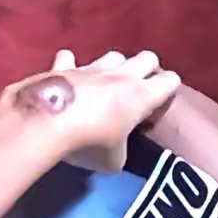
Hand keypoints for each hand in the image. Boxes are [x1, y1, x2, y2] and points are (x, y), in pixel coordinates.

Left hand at [0, 49, 180, 171]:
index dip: (168, 89)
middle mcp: (121, 75)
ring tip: (105, 85)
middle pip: (147, 57)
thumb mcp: (114, 161)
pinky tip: (66, 75)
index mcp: (141, 96)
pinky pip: (69, 58)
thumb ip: (121, 148)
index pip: (170, 80)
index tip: (158, 104)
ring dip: (113, 67)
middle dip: (146, 70)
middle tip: (137, 90)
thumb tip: (113, 147)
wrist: (47, 124)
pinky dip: (69, 65)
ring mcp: (91, 67)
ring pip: (113, 56)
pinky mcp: (63, 67)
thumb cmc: (89, 144)